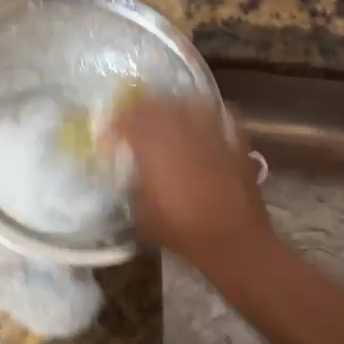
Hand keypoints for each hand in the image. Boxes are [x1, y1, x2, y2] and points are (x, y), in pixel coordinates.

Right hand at [110, 99, 270, 264]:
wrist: (233, 240)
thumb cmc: (182, 230)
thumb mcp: (141, 213)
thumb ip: (131, 186)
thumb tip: (128, 175)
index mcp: (153, 146)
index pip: (126, 121)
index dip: (114, 128)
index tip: (108, 142)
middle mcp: (182, 130)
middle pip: (156, 105)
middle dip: (140, 112)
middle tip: (132, 126)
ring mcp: (212, 132)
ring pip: (187, 104)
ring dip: (172, 108)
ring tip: (165, 120)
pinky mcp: (235, 141)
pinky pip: (218, 115)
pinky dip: (205, 114)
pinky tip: (200, 123)